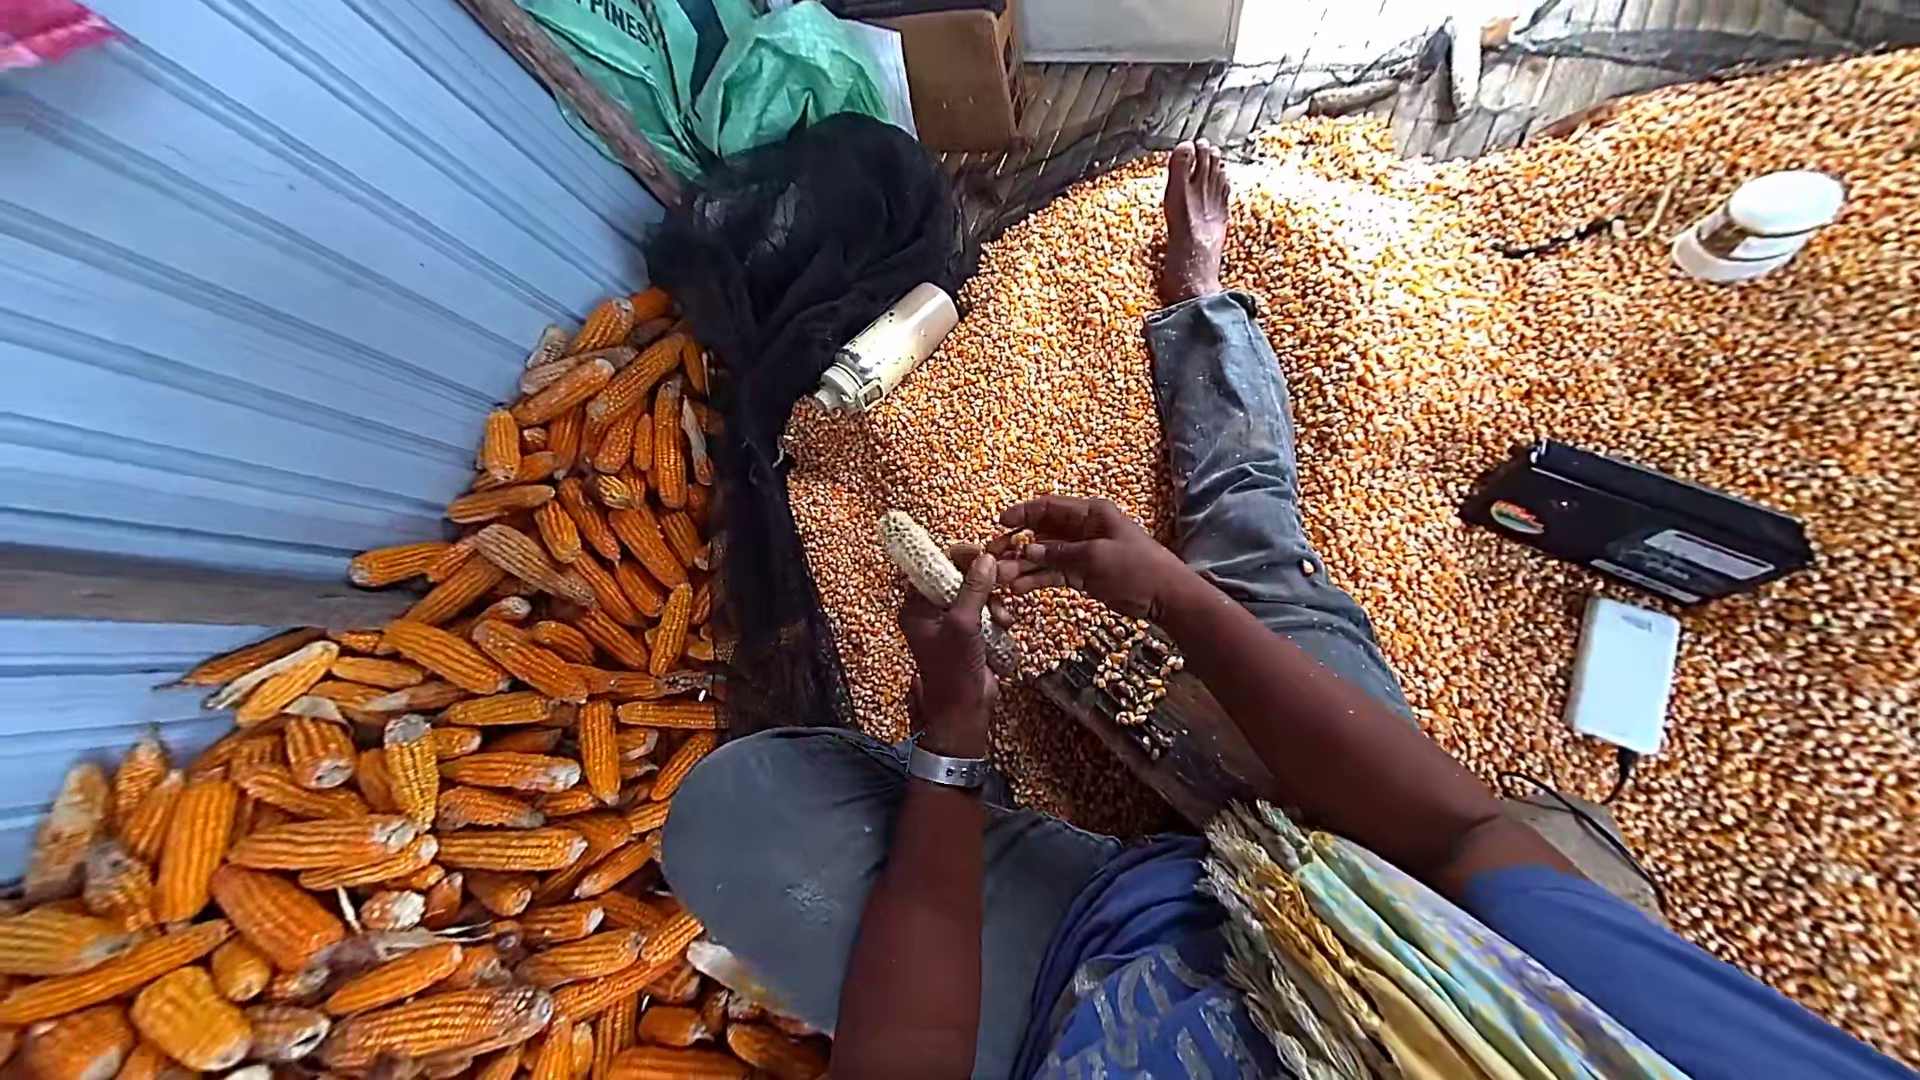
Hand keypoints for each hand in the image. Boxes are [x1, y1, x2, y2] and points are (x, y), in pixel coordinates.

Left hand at [899, 549, 1004, 758]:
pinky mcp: (969, 634)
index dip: (958, 558)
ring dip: (992, 602)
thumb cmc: (954, 669)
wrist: (963, 711)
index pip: (933, 568)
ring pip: (976, 595)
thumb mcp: (964, 624)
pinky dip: (996, 616)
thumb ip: (974, 588)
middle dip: (982, 583)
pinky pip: (984, 612)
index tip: (982, 554)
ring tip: (1001, 618)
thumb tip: (986, 557)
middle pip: (958, 579)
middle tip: (1002, 581)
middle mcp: (930, 612)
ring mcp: (951, 623)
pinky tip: (1003, 626)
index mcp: (916, 607)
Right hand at [992, 497, 1190, 619]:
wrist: (1164, 596)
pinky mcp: (1081, 573)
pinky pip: (1053, 573)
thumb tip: (1028, 552)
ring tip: (1001, 578)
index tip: (1001, 523)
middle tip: (993, 555)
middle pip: (1042, 532)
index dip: (1023, 513)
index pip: (1049, 507)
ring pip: (1044, 555)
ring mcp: (1081, 552)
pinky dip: (1036, 579)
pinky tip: (1018, 588)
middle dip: (1016, 543)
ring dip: (1023, 566)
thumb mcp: (1095, 557)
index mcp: (1090, 513)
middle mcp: (1082, 529)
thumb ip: (1059, 554)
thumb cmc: (1135, 568)